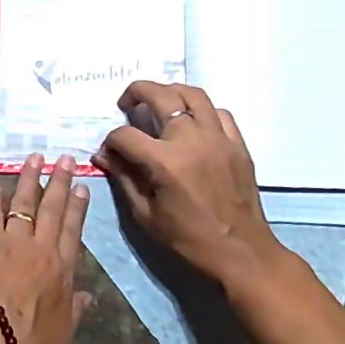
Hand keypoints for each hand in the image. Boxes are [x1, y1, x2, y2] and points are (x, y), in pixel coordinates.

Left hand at [0, 154, 92, 343]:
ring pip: (24, 203)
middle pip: (53, 208)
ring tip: (35, 157)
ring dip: (30, 178)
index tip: (82, 187)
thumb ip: (75, 311)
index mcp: (63, 269)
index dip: (79, 208)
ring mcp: (13, 242)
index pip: (73, 230)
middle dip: (60, 181)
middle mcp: (41, 248)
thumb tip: (88, 296)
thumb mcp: (64, 334)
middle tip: (66, 158)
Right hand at [92, 82, 285, 288]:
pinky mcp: (237, 143)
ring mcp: (218, 138)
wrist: (241, 252)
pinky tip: (193, 121)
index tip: (110, 150)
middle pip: (160, 96)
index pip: (126, 135)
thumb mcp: (146, 215)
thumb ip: (124, 178)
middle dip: (136, 92)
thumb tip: (103, 155)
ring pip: (193, 94)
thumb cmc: (189, 239)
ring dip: (170, 91)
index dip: (111, 140)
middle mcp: (191, 140)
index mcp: (164, 162)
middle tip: (126, 101)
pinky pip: (219, 112)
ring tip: (159, 100)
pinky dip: (202, 110)